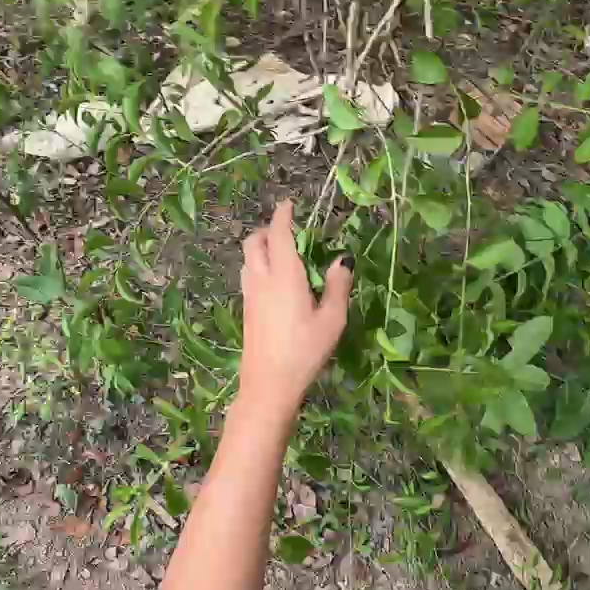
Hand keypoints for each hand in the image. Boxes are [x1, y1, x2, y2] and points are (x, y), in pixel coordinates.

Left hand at [238, 201, 351, 421]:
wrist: (268, 385)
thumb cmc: (304, 351)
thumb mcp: (332, 320)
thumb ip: (337, 287)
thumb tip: (342, 260)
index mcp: (284, 276)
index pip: (278, 234)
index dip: (282, 216)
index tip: (288, 205)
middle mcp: (262, 279)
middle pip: (254, 241)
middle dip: (267, 230)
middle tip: (286, 230)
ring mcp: (250, 294)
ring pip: (248, 258)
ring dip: (260, 247)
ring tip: (282, 253)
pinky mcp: (246, 309)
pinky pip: (248, 275)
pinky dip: (258, 265)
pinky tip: (275, 281)